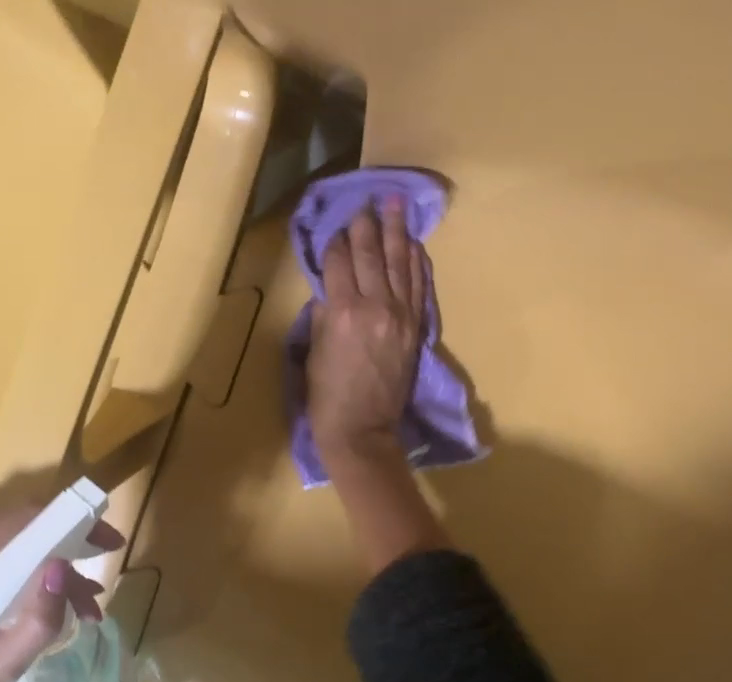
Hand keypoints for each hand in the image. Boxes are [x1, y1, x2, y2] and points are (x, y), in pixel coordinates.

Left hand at [0, 502, 125, 681]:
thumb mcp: (13, 659)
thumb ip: (41, 619)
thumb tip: (61, 565)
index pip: (18, 527)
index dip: (68, 525)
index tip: (107, 539)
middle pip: (15, 520)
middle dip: (65, 537)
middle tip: (102, 553)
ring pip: (9, 523)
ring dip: (50, 545)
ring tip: (80, 584)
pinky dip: (29, 546)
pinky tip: (51, 572)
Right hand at [307, 197, 430, 458]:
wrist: (362, 431)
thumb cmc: (326, 398)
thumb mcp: (313, 354)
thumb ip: (323, 317)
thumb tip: (331, 291)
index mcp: (342, 311)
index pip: (337, 262)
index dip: (334, 241)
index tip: (335, 223)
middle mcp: (374, 306)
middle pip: (370, 255)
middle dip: (366, 225)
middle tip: (367, 199)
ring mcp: (400, 315)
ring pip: (399, 263)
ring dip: (397, 231)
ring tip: (396, 205)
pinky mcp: (414, 328)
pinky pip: (418, 286)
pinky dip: (416, 262)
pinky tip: (414, 243)